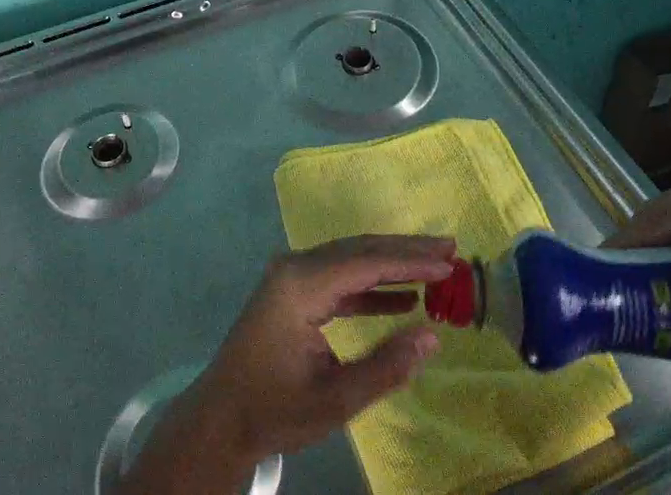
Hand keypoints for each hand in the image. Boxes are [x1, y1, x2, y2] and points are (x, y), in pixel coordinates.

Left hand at [119, 235, 455, 493]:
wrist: (219, 421)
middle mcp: (295, 269)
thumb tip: (432, 337)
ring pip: (351, 260)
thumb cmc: (273, 410)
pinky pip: (339, 279)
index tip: (449, 263)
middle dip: (406, 250)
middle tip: (451, 249)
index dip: (410, 261)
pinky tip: (402, 298)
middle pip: (359, 250)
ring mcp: (291, 278)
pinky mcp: (293, 293)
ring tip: (436, 266)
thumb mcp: (334, 399)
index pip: (366, 262)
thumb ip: (385, 367)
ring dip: (392, 264)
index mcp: (300, 285)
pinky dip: (371, 286)